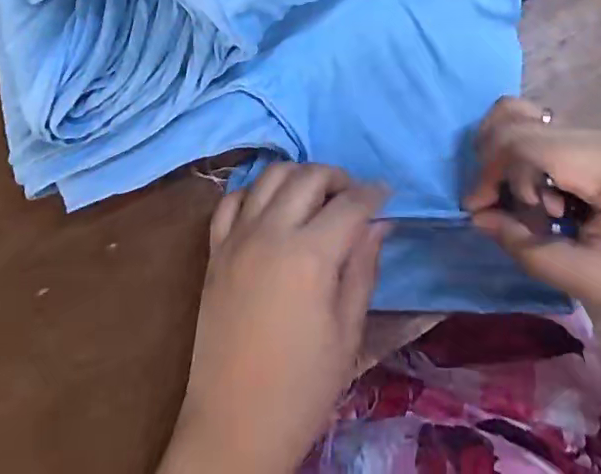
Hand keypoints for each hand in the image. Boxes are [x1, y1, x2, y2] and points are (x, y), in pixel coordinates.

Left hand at [161, 164, 388, 473]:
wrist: (235, 425)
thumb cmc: (303, 387)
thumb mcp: (348, 331)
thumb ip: (363, 268)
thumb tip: (379, 223)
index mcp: (310, 255)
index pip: (350, 203)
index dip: (374, 194)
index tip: (386, 195)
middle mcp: (271, 233)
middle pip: (309, 176)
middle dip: (338, 178)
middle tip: (353, 198)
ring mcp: (237, 239)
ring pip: (270, 176)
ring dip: (299, 176)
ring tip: (315, 199)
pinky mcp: (214, 252)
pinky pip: (231, 200)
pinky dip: (254, 193)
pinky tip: (270, 210)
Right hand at [464, 98, 600, 323]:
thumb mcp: (585, 277)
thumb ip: (525, 246)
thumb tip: (479, 216)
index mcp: (599, 164)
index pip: (525, 145)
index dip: (493, 174)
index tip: (479, 212)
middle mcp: (590, 138)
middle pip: (516, 123)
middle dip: (492, 164)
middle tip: (492, 208)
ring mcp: (587, 138)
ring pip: (520, 117)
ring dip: (501, 153)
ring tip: (507, 195)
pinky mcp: (582, 147)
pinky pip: (533, 132)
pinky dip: (514, 154)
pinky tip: (526, 192)